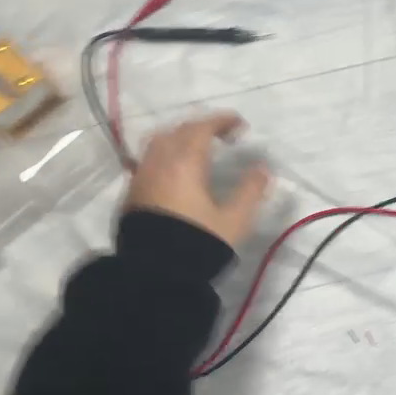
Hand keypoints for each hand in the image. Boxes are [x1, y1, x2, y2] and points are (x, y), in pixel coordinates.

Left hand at [125, 112, 270, 247]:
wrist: (155, 273)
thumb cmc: (198, 243)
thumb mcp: (233, 221)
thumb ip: (250, 192)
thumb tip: (263, 169)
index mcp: (185, 162)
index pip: (202, 128)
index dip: (222, 121)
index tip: (240, 124)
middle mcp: (159, 162)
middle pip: (179, 131)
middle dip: (201, 127)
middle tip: (221, 135)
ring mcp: (141, 177)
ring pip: (159, 143)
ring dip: (180, 138)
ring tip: (196, 149)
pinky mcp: (132, 193)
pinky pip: (149, 161)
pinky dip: (166, 156)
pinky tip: (176, 172)